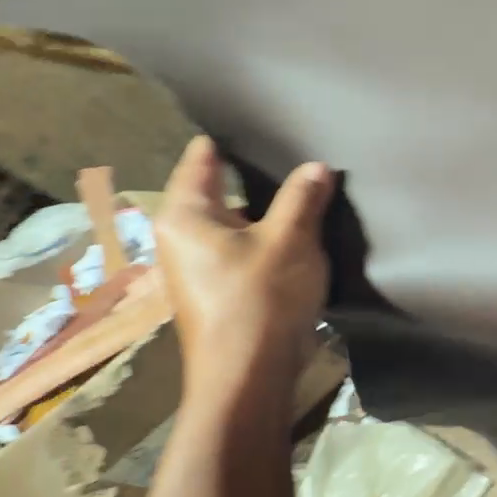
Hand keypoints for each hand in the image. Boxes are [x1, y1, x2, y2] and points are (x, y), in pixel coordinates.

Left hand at [154, 136, 333, 409]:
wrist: (248, 371)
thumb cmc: (261, 296)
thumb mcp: (291, 239)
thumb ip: (303, 198)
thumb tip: (316, 166)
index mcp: (185, 217)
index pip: (200, 164)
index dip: (223, 144)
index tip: (247, 124)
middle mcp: (180, 239)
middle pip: (220, 196)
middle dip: (257, 183)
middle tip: (295, 161)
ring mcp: (197, 269)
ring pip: (236, 228)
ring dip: (267, 217)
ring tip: (309, 200)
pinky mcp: (219, 293)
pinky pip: (243, 253)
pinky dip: (268, 243)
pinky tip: (301, 243)